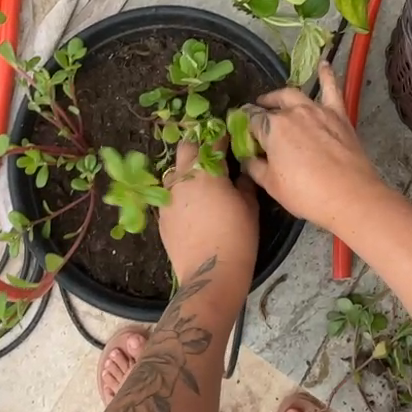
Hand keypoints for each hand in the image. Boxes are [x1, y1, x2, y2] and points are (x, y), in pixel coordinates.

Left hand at [158, 140, 259, 279]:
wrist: (211, 274)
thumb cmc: (237, 237)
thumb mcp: (250, 206)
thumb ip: (244, 183)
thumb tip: (239, 173)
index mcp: (207, 170)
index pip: (212, 141)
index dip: (221, 136)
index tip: (228, 136)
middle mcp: (183, 178)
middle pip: (185, 149)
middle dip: (198, 147)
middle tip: (212, 155)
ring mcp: (168, 198)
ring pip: (173, 172)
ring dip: (186, 171)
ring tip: (200, 183)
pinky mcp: (161, 217)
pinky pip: (169, 196)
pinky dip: (180, 195)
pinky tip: (192, 208)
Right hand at [240, 63, 388, 227]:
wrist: (350, 195)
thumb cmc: (306, 194)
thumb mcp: (271, 185)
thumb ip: (254, 167)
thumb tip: (246, 158)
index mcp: (272, 127)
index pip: (251, 119)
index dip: (243, 123)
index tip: (240, 127)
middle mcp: (293, 112)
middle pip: (272, 106)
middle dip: (262, 110)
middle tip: (257, 118)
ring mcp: (317, 110)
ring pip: (295, 95)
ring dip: (282, 96)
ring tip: (275, 99)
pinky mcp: (338, 114)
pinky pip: (332, 88)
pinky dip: (327, 75)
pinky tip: (324, 64)